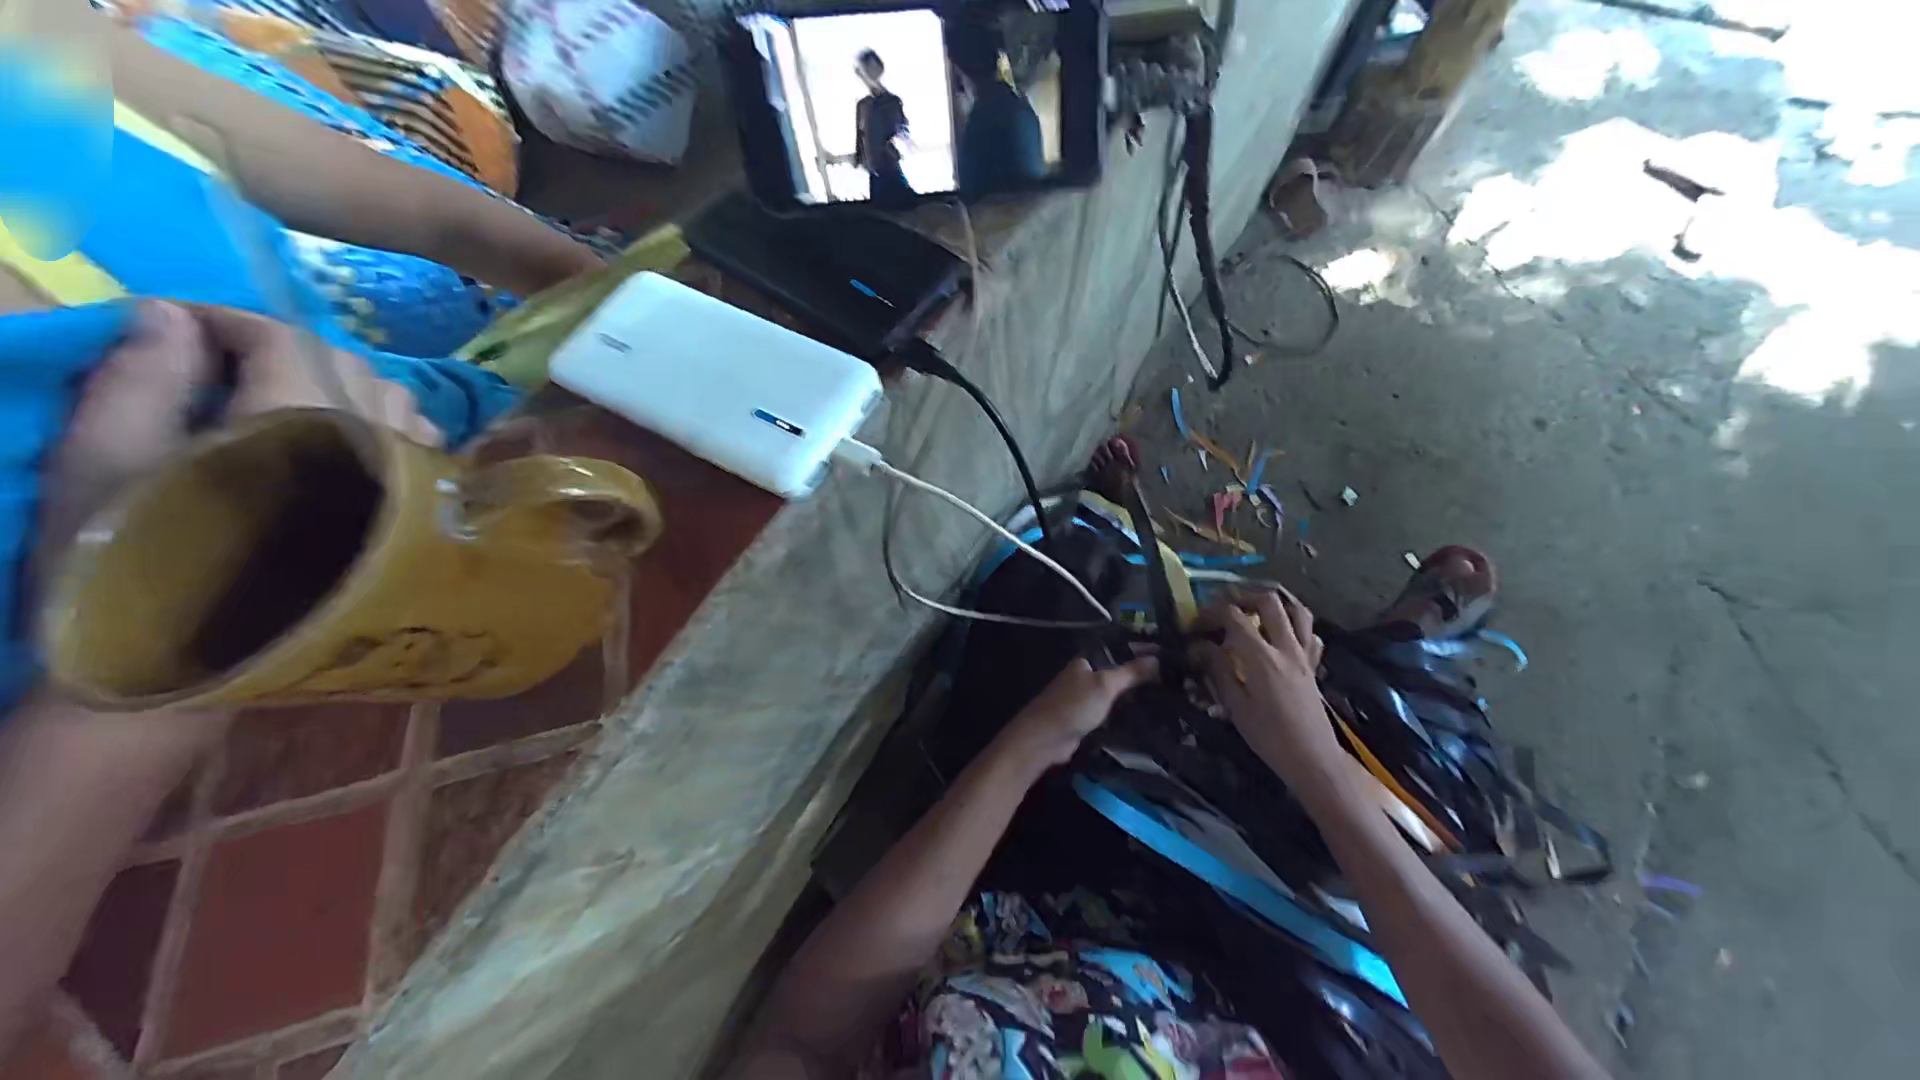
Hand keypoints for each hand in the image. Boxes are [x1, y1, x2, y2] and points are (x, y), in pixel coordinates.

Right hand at [35, 301, 439, 592]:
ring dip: (341, 383)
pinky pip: (421, 438)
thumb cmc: (151, 562)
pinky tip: (345, 439)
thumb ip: (144, 379)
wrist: (232, 654)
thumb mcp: (109, 462)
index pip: (288, 341)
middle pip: (349, 365)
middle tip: (224, 365)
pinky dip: (384, 421)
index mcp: (309, 416)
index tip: (179, 324)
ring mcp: (417, 472)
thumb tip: (168, 316)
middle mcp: (382, 436)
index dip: (231, 322)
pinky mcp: (433, 503)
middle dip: (285, 351)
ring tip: (282, 401)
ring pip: (395, 398)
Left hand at [1001, 654, 1158, 767]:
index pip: (1115, 650)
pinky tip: (1149, 717)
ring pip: (1115, 695)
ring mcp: (1085, 699)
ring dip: (1134, 698)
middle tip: (1172, 681)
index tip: (1166, 657)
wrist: (1045, 739)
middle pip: (1117, 674)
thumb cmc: (1073, 705)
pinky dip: (1125, 715)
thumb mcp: (1105, 685)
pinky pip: (1111, 714)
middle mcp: (1084, 677)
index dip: (1138, 652)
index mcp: (1085, 661)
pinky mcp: (1087, 720)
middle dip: (1140, 677)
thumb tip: (1158, 659)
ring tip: (1167, 698)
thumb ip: (1130, 672)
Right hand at [1190, 590, 1343, 785]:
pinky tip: (1281, 635)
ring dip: (1275, 604)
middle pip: (1269, 602)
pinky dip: (1296, 626)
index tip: (1196, 622)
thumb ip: (1218, 670)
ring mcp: (1304, 656)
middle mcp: (1286, 648)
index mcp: (1262, 658)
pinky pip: (1310, 635)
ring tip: (1254, 609)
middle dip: (1244, 596)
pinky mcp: (1314, 667)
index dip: (1211, 613)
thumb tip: (1200, 646)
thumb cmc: (1268, 737)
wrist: (1312, 759)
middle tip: (1225, 605)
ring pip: (1297, 611)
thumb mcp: (1234, 705)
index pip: (1234, 617)